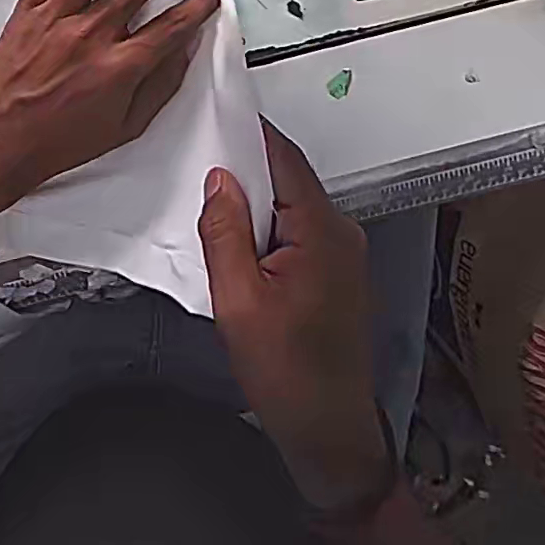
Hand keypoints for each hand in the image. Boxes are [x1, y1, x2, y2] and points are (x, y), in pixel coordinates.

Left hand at [0, 0, 219, 221]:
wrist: (0, 141)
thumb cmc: (57, 139)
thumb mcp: (126, 126)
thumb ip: (162, 85)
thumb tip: (184, 50)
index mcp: (117, 69)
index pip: (172, 23)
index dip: (199, 2)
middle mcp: (88, 37)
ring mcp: (55, 19)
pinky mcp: (28, 11)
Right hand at [198, 121, 387, 511]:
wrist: (328, 430)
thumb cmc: (286, 372)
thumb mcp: (238, 301)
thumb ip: (225, 232)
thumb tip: (218, 179)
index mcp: (321, 231)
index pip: (285, 159)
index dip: (252, 133)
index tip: (219, 114)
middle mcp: (341, 231)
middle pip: (289, 177)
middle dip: (246, 168)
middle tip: (202, 161)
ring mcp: (342, 249)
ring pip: (291, 202)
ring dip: (256, 198)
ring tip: (214, 201)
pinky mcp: (336, 266)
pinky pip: (297, 225)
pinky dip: (268, 221)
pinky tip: (240, 236)